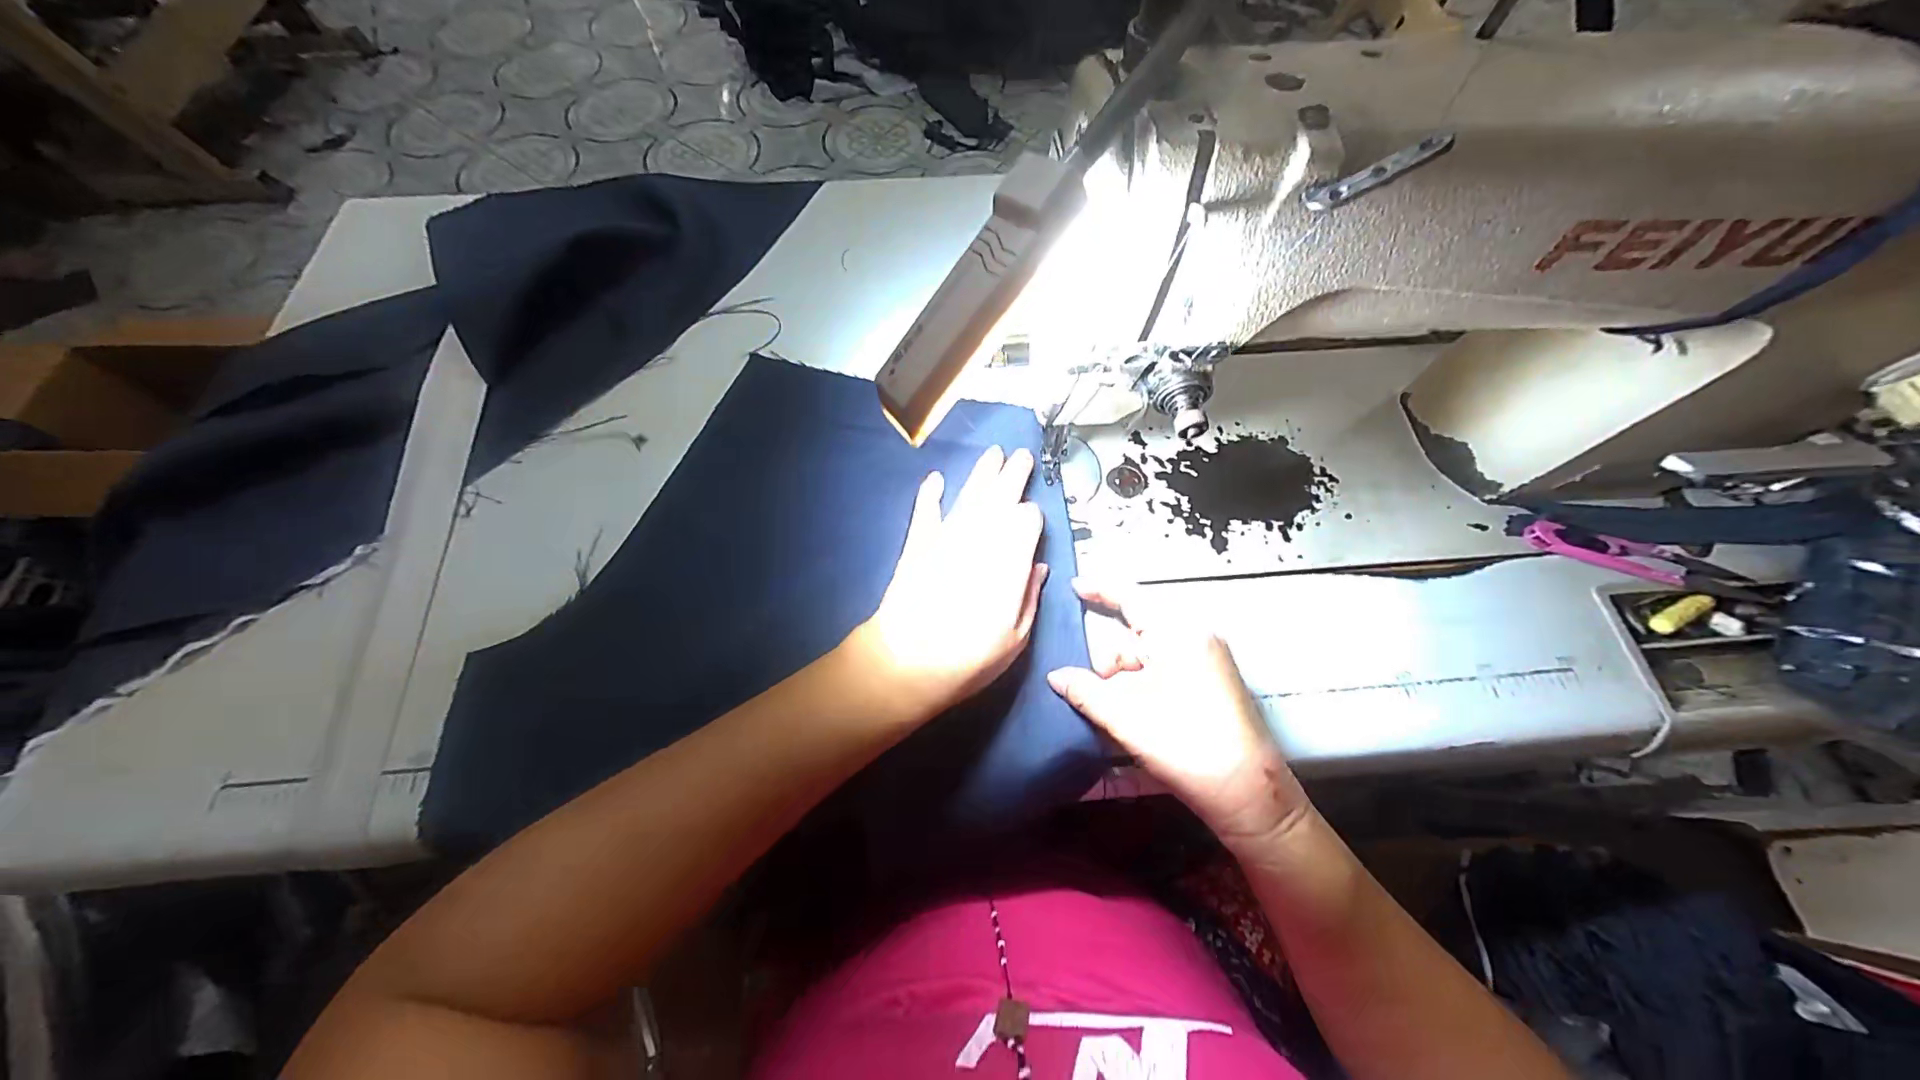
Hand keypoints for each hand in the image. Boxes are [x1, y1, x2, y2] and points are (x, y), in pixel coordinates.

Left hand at [849, 446, 1048, 721]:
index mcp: (1011, 559)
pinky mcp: (917, 545)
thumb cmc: (971, 657)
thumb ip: (1030, 596)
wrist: (908, 660)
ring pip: (968, 498)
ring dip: (981, 475)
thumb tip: (1039, 568)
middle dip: (1013, 475)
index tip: (1033, 520)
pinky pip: (926, 513)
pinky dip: (930, 496)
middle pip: (1000, 498)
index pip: (1026, 520)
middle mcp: (980, 539)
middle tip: (1022, 455)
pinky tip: (936, 479)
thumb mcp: (1015, 637)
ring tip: (993, 454)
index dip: (1031, 516)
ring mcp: (946, 539)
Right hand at [1046, 579, 1312, 846]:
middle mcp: (1197, 638)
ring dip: (1127, 683)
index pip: (1131, 597)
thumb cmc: (1185, 745)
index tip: (1074, 587)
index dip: (1099, 590)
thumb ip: (1083, 690)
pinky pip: (1167, 673)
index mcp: (1178, 632)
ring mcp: (1209, 661)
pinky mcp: (1214, 685)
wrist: (1247, 794)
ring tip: (1120, 721)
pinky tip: (1137, 722)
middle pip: (1136, 636)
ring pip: (1149, 659)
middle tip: (1102, 699)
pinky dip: (1145, 689)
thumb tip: (1057, 676)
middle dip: (1111, 664)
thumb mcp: (1123, 716)